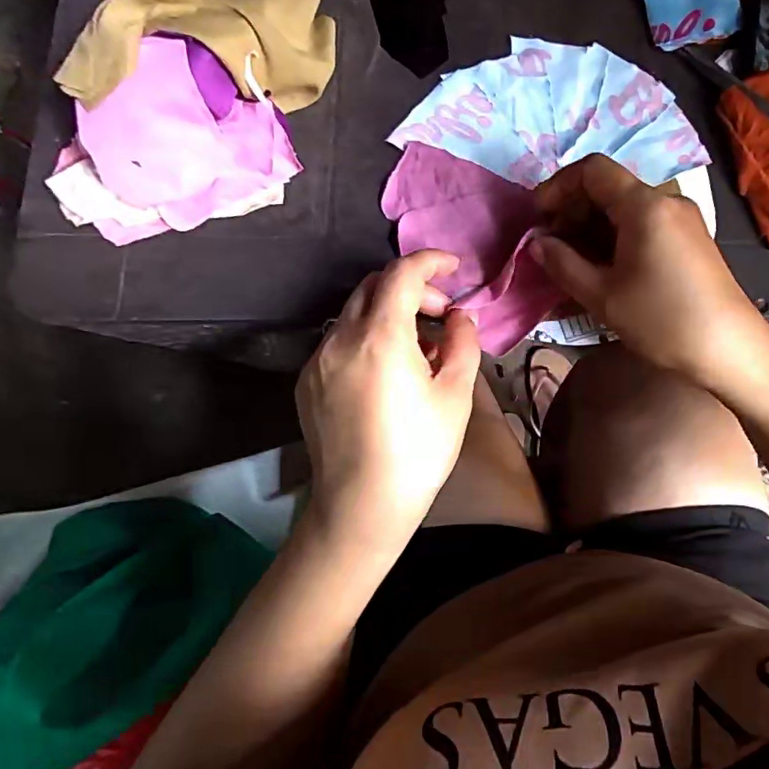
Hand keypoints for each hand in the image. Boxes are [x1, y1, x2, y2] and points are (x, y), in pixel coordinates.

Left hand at [297, 251, 479, 537]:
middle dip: (412, 287)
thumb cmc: (419, 451)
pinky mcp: (307, 382)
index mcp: (380, 337)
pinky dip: (369, 337)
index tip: (454, 267)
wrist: (361, 507)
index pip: (402, 274)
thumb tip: (459, 317)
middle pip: (373, 285)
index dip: (430, 261)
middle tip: (443, 314)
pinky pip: (340, 341)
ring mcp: (317, 361)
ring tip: (420, 348)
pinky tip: (390, 372)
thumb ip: (462, 342)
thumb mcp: (456, 394)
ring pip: (355, 313)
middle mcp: (340, 339)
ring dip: (390, 313)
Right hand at [531, 155, 768, 385]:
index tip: (537, 218)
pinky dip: (616, 240)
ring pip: (625, 210)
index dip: (557, 187)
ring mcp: (682, 220)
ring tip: (570, 265)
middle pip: (609, 188)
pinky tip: (601, 271)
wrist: (730, 349)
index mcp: (645, 204)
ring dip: (592, 230)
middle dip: (573, 212)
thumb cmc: (663, 319)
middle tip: (549, 247)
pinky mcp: (690, 241)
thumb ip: (563, 263)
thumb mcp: (603, 295)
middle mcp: (666, 201)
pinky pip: (644, 227)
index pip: (592, 170)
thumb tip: (537, 243)